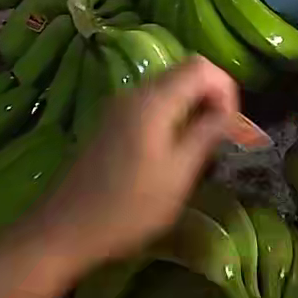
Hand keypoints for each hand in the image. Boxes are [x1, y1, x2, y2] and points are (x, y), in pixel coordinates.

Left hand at [28, 57, 239, 271]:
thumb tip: (231, 113)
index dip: (226, 88)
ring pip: (170, 87)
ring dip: (194, 106)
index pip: (202, 67)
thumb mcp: (178, 175)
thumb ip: (207, 135)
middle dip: (212, 96)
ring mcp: (120, 106)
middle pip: (185, 71)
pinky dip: (174, 114)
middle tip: (223, 136)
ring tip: (203, 145)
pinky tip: (175, 149)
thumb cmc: (128, 207)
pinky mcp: (112, 121)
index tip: (232, 125)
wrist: (64, 230)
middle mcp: (136, 93)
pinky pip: (153, 102)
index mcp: (154, 101)